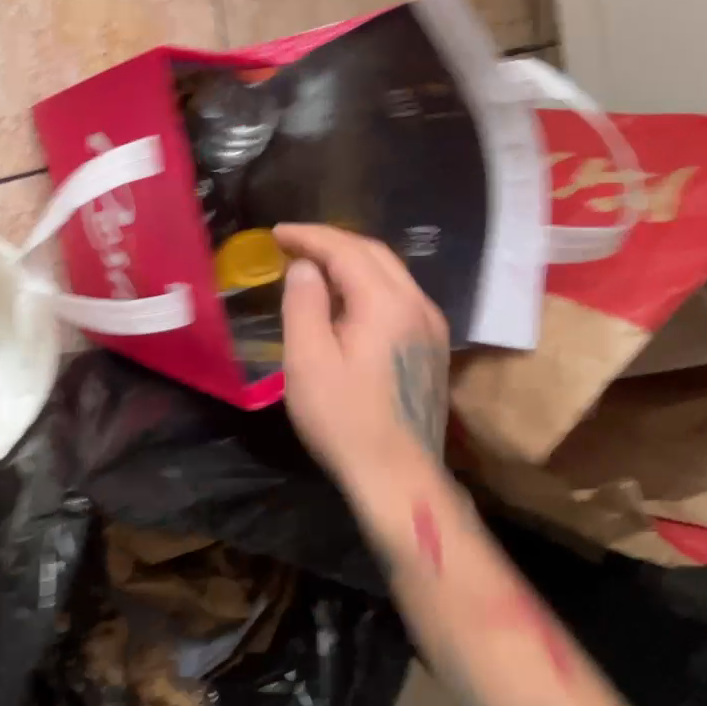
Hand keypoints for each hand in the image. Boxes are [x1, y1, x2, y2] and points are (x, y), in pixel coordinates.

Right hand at [274, 224, 449, 482]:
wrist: (397, 473)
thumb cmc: (342, 417)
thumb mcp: (308, 360)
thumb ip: (304, 305)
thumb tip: (305, 267)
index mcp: (386, 305)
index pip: (348, 251)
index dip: (310, 236)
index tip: (275, 232)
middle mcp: (418, 306)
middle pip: (376, 255)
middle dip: (332, 241)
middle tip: (290, 242)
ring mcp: (431, 327)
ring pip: (391, 274)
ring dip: (350, 260)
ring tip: (311, 263)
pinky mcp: (431, 346)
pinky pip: (397, 295)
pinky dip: (365, 281)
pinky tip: (342, 296)